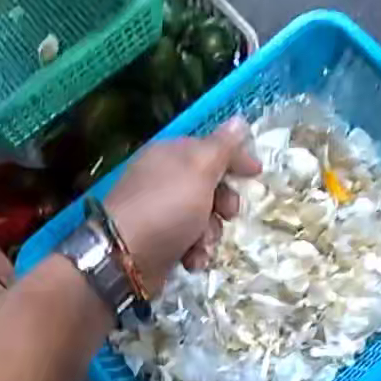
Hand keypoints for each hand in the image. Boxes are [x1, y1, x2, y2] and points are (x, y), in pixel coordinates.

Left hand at [104, 118, 259, 294]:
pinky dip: (195, 252)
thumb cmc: (166, 207)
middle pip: (210, 186)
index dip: (236, 158)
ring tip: (200, 243)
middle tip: (227, 214)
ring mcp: (161, 211)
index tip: (257, 173)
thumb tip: (238, 121)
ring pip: (204, 218)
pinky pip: (190, 242)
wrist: (124, 257)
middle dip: (224, 203)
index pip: (211, 149)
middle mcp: (164, 180)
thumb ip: (222, 147)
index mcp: (171, 155)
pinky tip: (191, 259)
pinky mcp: (160, 241)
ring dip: (210, 233)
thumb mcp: (199, 170)